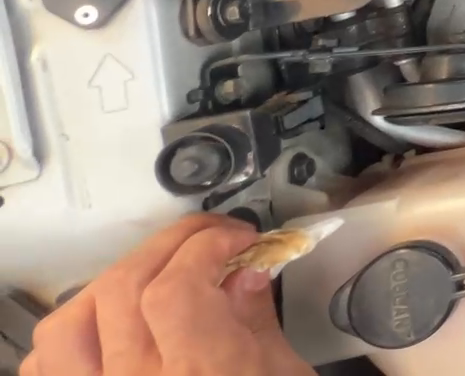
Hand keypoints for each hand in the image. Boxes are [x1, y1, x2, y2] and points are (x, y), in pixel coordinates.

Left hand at [23, 214, 317, 375]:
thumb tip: (246, 272)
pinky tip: (118, 320)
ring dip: (117, 280)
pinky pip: (46, 365)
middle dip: (172, 244)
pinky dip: (78, 328)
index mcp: (199, 372)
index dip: (208, 245)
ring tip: (162, 271)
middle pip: (120, 291)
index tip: (242, 238)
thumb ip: (257, 322)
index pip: (175, 287)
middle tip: (213, 237)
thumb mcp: (283, 373)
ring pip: (67, 324)